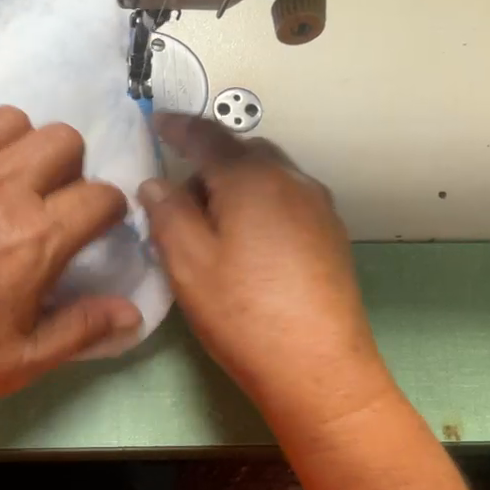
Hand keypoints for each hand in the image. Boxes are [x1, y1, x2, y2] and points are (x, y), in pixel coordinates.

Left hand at [0, 107, 143, 427]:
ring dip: (24, 148)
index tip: (95, 234)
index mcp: (38, 236)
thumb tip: (134, 313)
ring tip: (7, 188)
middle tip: (50, 209)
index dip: (109, 214)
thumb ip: (82, 329)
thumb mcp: (21, 360)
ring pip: (13, 120)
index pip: (103, 196)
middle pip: (64, 139)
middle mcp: (2, 185)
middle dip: (72, 170)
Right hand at [140, 114, 393, 432]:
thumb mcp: (188, 264)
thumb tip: (157, 182)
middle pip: (245, 154)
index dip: (179, 127)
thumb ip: (168, 214)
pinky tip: (247, 248)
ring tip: (212, 228)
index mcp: (252, 178)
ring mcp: (319, 208)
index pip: (209, 136)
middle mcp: (292, 180)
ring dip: (237, 188)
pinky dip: (260, 208)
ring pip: (269, 179)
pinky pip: (287, 204)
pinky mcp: (331, 237)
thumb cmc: (243, 313)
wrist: (317, 366)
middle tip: (179, 200)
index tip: (158, 122)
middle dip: (210, 164)